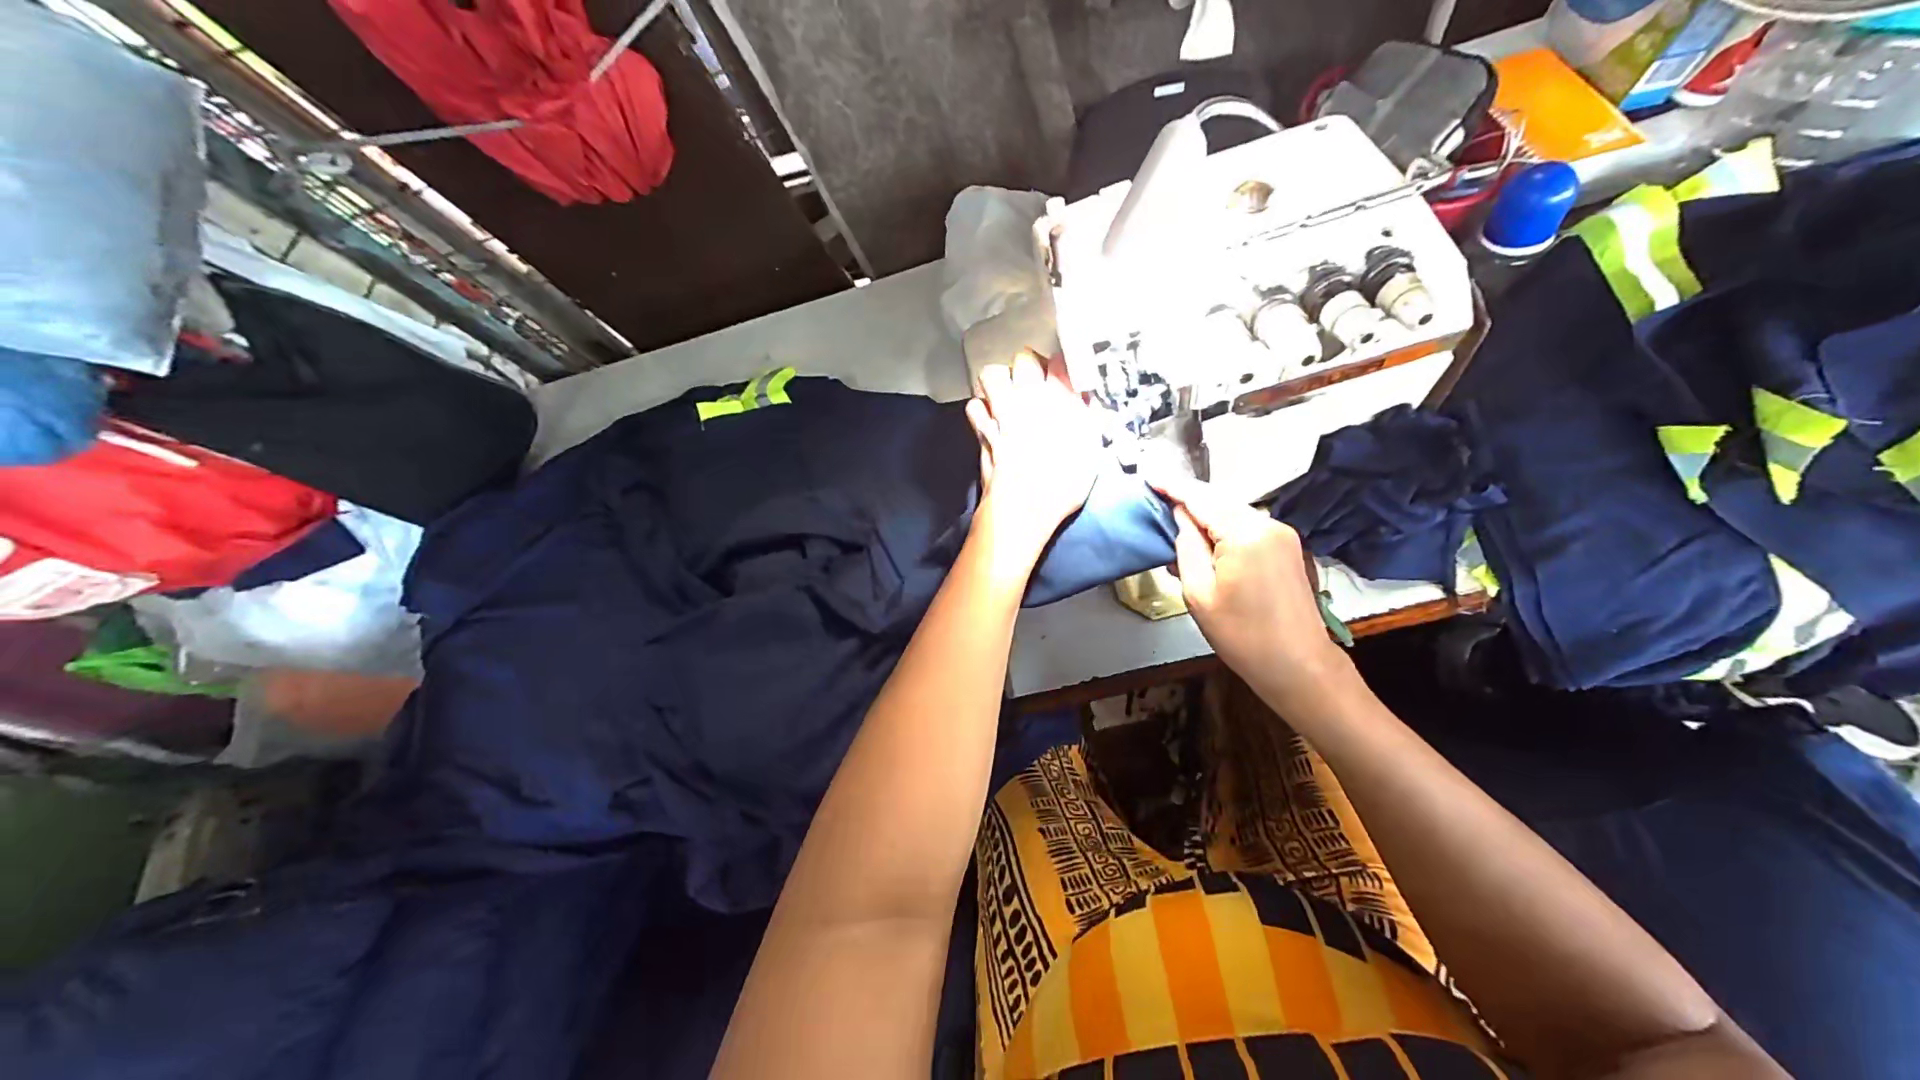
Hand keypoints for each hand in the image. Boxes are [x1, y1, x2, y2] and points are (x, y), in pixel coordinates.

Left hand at [966, 349, 1100, 559]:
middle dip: (1029, 365)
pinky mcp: (981, 430)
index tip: (1064, 377)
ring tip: (1006, 391)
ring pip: (992, 374)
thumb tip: (1088, 407)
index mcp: (1060, 398)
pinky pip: (974, 405)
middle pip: (1024, 359)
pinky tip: (988, 416)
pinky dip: (980, 407)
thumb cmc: (1062, 483)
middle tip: (1034, 379)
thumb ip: (1090, 421)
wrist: (1023, 505)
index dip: (1062, 367)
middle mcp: (1028, 398)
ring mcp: (1001, 412)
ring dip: (999, 380)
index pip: (1061, 362)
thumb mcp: (1091, 451)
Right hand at [1150, 473, 1354, 706]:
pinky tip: (1204, 541)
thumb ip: (1186, 547)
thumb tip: (1180, 518)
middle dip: (1188, 500)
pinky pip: (1246, 526)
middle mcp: (1267, 524)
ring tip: (1175, 527)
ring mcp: (1281, 534)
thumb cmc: (1243, 636)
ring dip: (1205, 515)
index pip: (1200, 500)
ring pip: (1232, 512)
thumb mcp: (1199, 593)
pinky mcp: (1286, 546)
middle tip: (1157, 502)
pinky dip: (1223, 528)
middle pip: (1218, 501)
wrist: (1297, 664)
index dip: (1173, 488)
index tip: (1149, 477)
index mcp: (1244, 534)